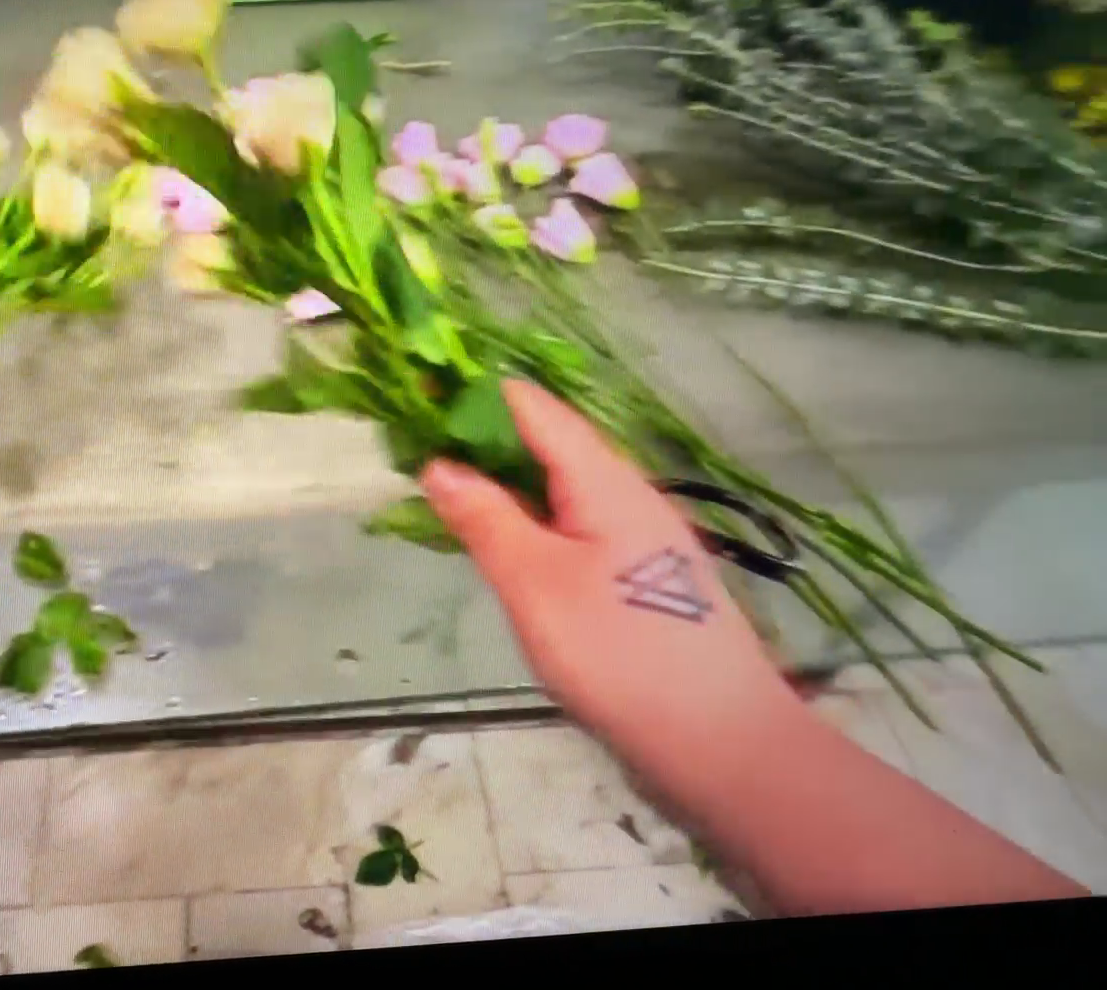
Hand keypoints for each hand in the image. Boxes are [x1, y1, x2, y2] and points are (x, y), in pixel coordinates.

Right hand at [420, 380, 800, 760]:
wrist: (722, 743)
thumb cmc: (619, 653)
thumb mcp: (533, 582)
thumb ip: (484, 517)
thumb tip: (437, 464)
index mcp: (603, 481)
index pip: (532, 409)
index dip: (474, 397)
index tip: (419, 402)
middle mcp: (625, 492)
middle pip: (546, 441)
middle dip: (481, 440)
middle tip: (418, 454)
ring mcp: (637, 532)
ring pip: (558, 484)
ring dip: (503, 479)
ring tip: (446, 490)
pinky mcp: (638, 569)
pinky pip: (571, 519)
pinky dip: (528, 514)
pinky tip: (502, 539)